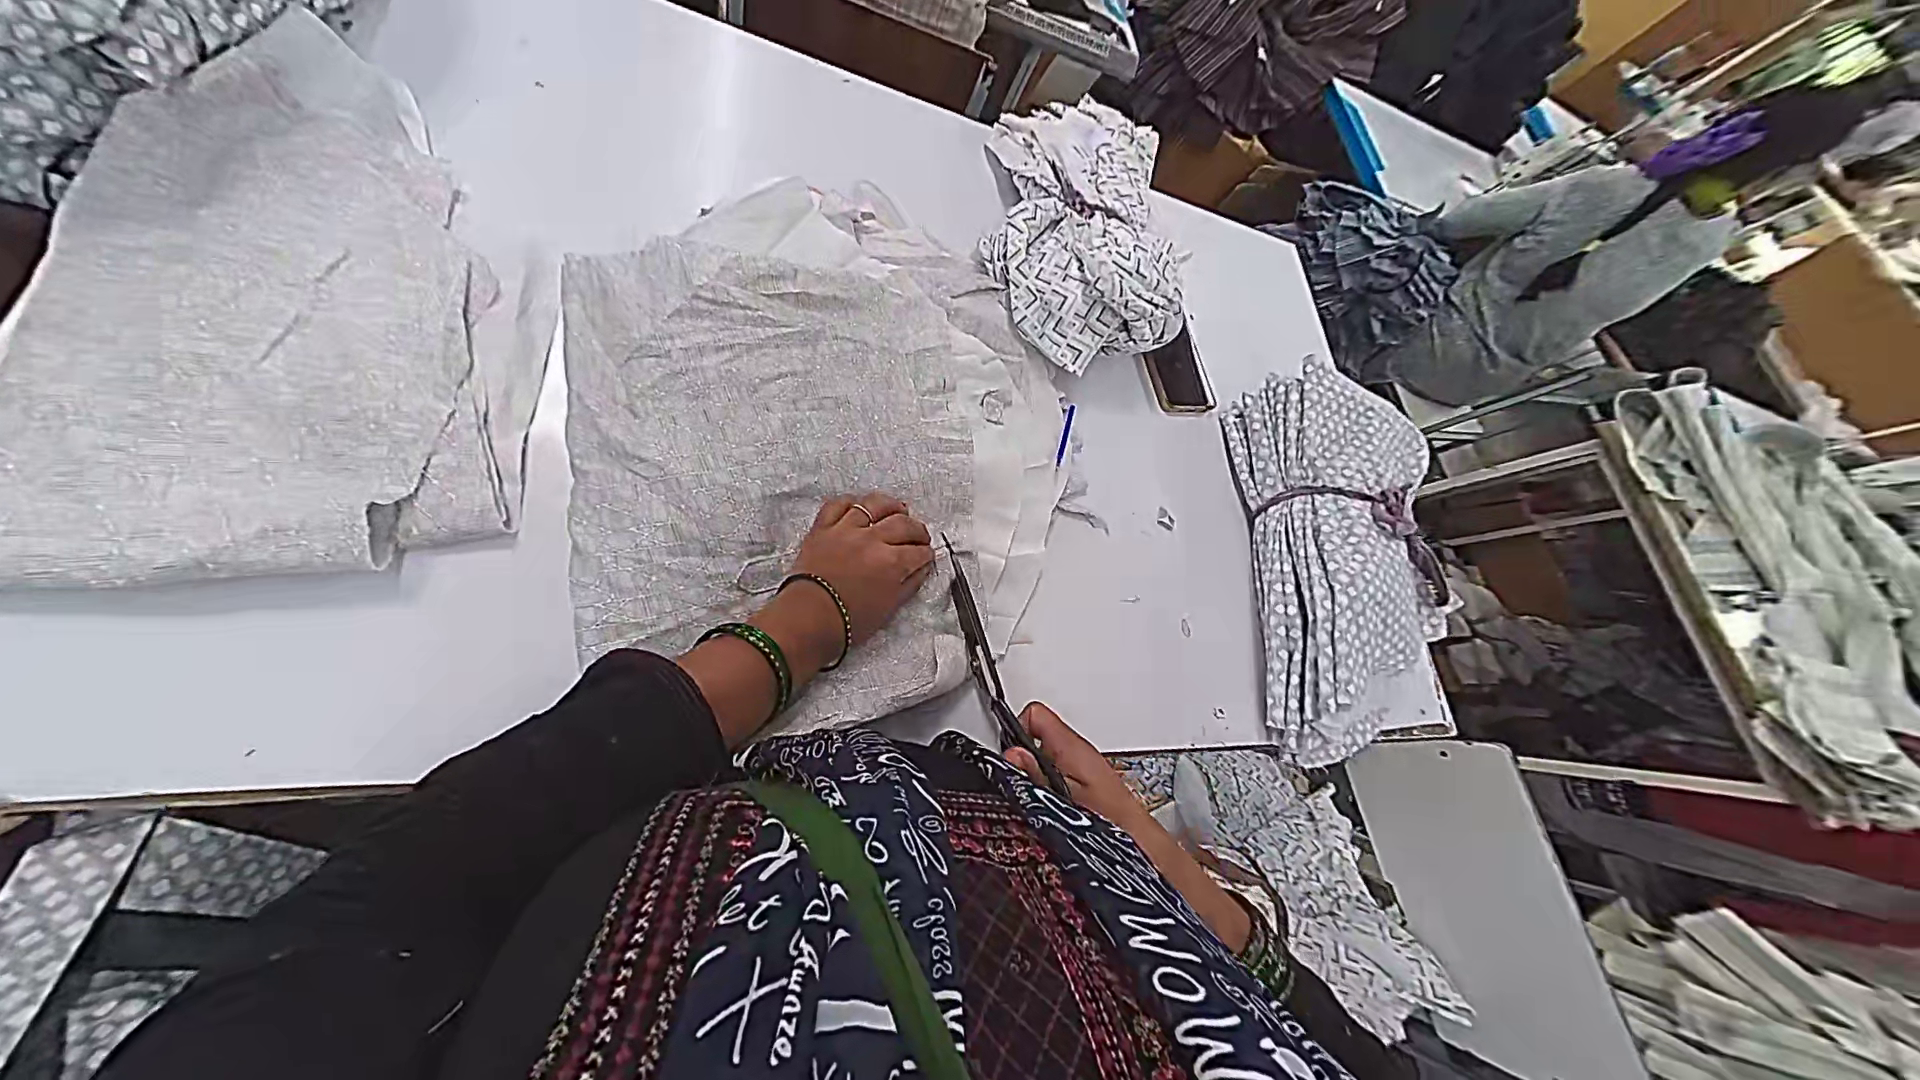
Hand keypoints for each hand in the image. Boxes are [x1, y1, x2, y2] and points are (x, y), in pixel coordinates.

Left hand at [789, 493, 935, 645]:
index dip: (927, 554)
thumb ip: (909, 584)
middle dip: (918, 530)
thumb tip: (921, 568)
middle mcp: (872, 540)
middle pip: (904, 524)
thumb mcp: (889, 608)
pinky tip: (859, 508)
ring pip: (874, 505)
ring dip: (891, 506)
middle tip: (919, 536)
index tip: (926, 555)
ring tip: (898, 510)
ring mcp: (846, 530)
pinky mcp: (823, 528)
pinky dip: (851, 503)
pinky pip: (838, 505)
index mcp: (892, 562)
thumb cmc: (847, 621)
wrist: (808, 619)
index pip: (919, 551)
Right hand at [1004, 703, 1151, 832]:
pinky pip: (1055, 772)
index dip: (1017, 730)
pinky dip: (1047, 786)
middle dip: (1022, 757)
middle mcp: (1077, 751)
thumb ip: (1035, 776)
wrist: (1139, 843)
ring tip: (1036, 799)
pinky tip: (1050, 807)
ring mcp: (1081, 766)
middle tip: (1019, 782)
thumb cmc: (1110, 822)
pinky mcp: (1084, 781)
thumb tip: (1012, 754)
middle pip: (1036, 735)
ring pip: (1045, 756)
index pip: (1035, 715)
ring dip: (1034, 775)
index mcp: (1070, 746)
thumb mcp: (1063, 800)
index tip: (1009, 757)